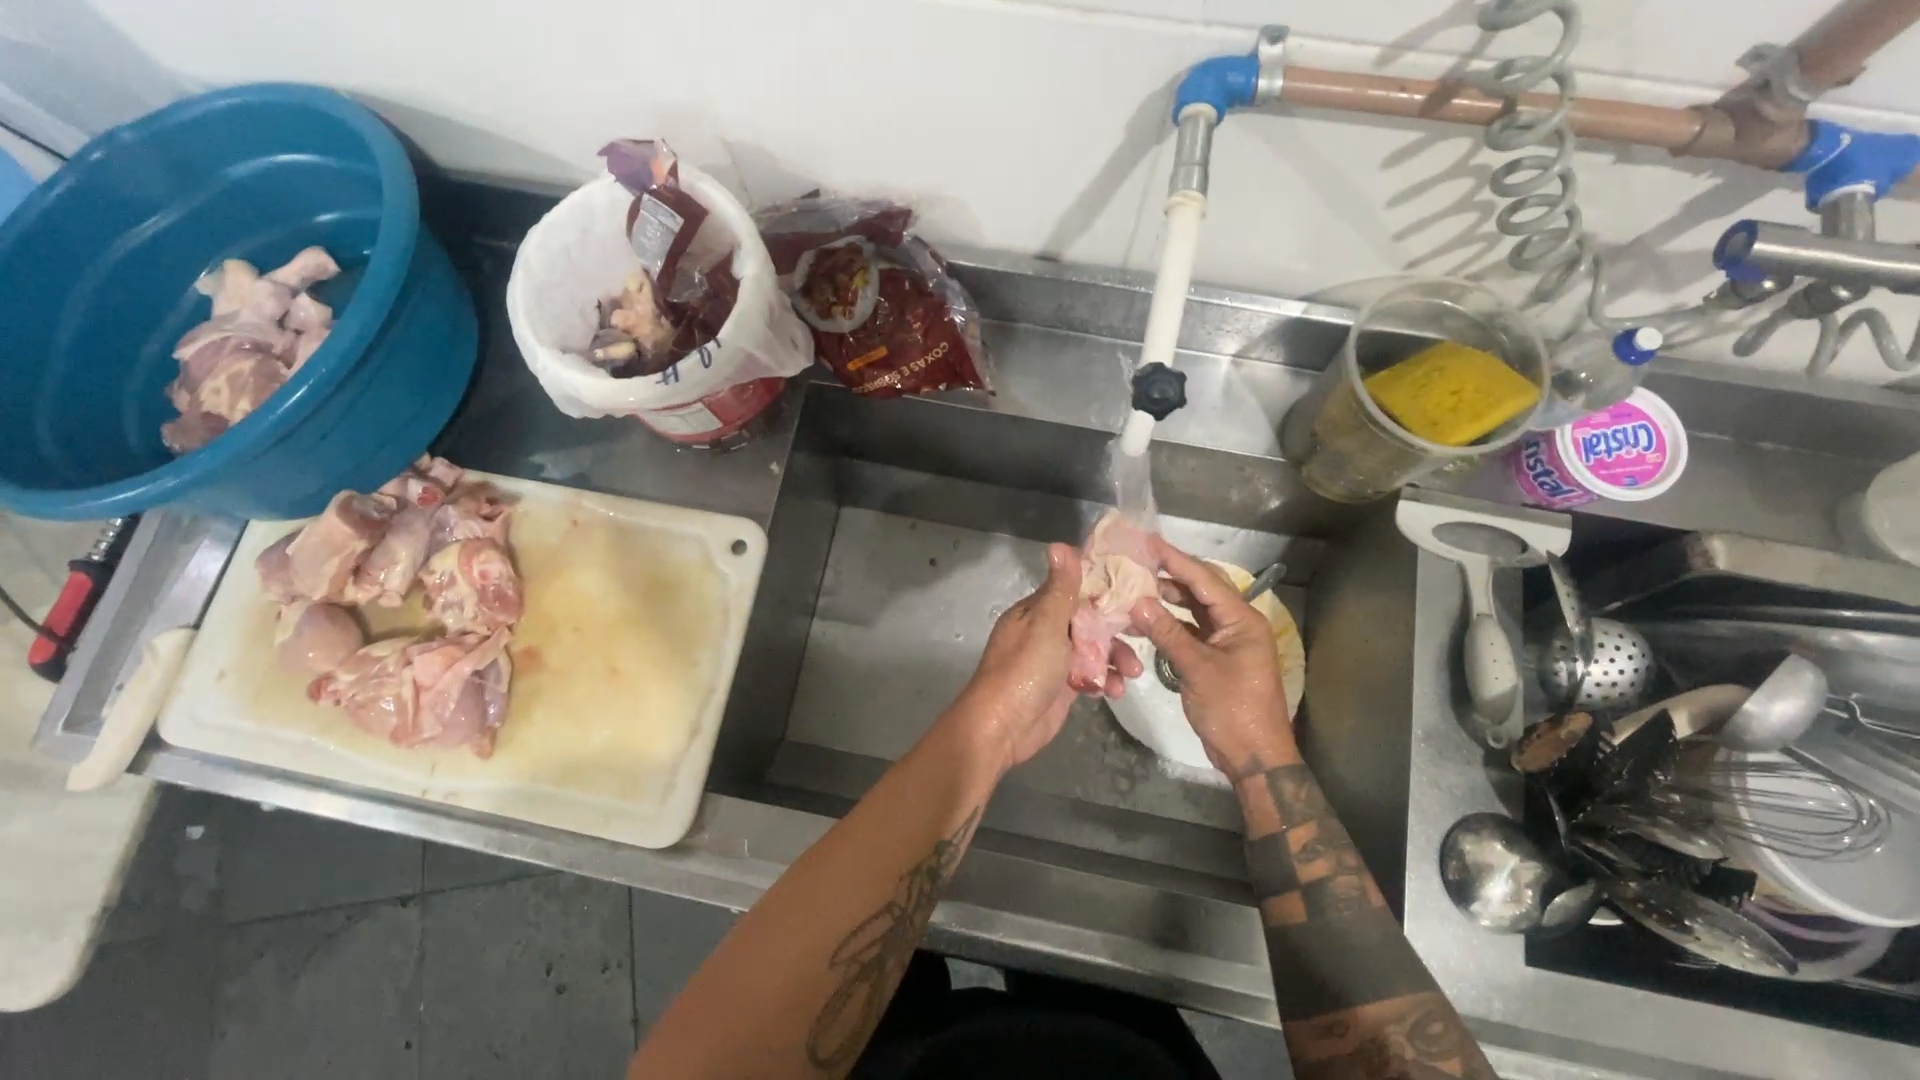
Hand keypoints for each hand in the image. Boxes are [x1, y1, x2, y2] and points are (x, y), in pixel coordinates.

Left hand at [947, 543, 1142, 773]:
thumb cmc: (1023, 671)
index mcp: (1035, 611)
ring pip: (1093, 649)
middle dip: (1116, 627)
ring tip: (1133, 672)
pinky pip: (1090, 676)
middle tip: (1145, 633)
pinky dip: (1106, 680)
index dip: (1103, 585)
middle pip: (1088, 620)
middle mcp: (1045, 631)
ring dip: (1116, 657)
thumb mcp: (1045, 626)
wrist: (1002, 728)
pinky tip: (1116, 691)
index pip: (1073, 588)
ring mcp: (1054, 660)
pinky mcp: (1062, 687)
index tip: (1137, 585)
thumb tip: (1059, 544)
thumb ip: (1060, 590)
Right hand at [1130, 537, 1295, 777]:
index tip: (1147, 542)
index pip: (1204, 580)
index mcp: (1242, 620)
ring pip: (1194, 611)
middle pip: (1200, 591)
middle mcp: (1236, 624)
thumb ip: (1166, 633)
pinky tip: (1145, 620)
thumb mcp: (1197, 669)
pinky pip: (1191, 632)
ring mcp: (1227, 642)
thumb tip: (1137, 601)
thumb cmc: (1232, 709)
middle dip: (1169, 575)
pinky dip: (1169, 625)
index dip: (1175, 560)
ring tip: (1135, 586)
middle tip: (1136, 561)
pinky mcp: (1216, 659)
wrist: (1253, 755)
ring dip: (1167, 600)